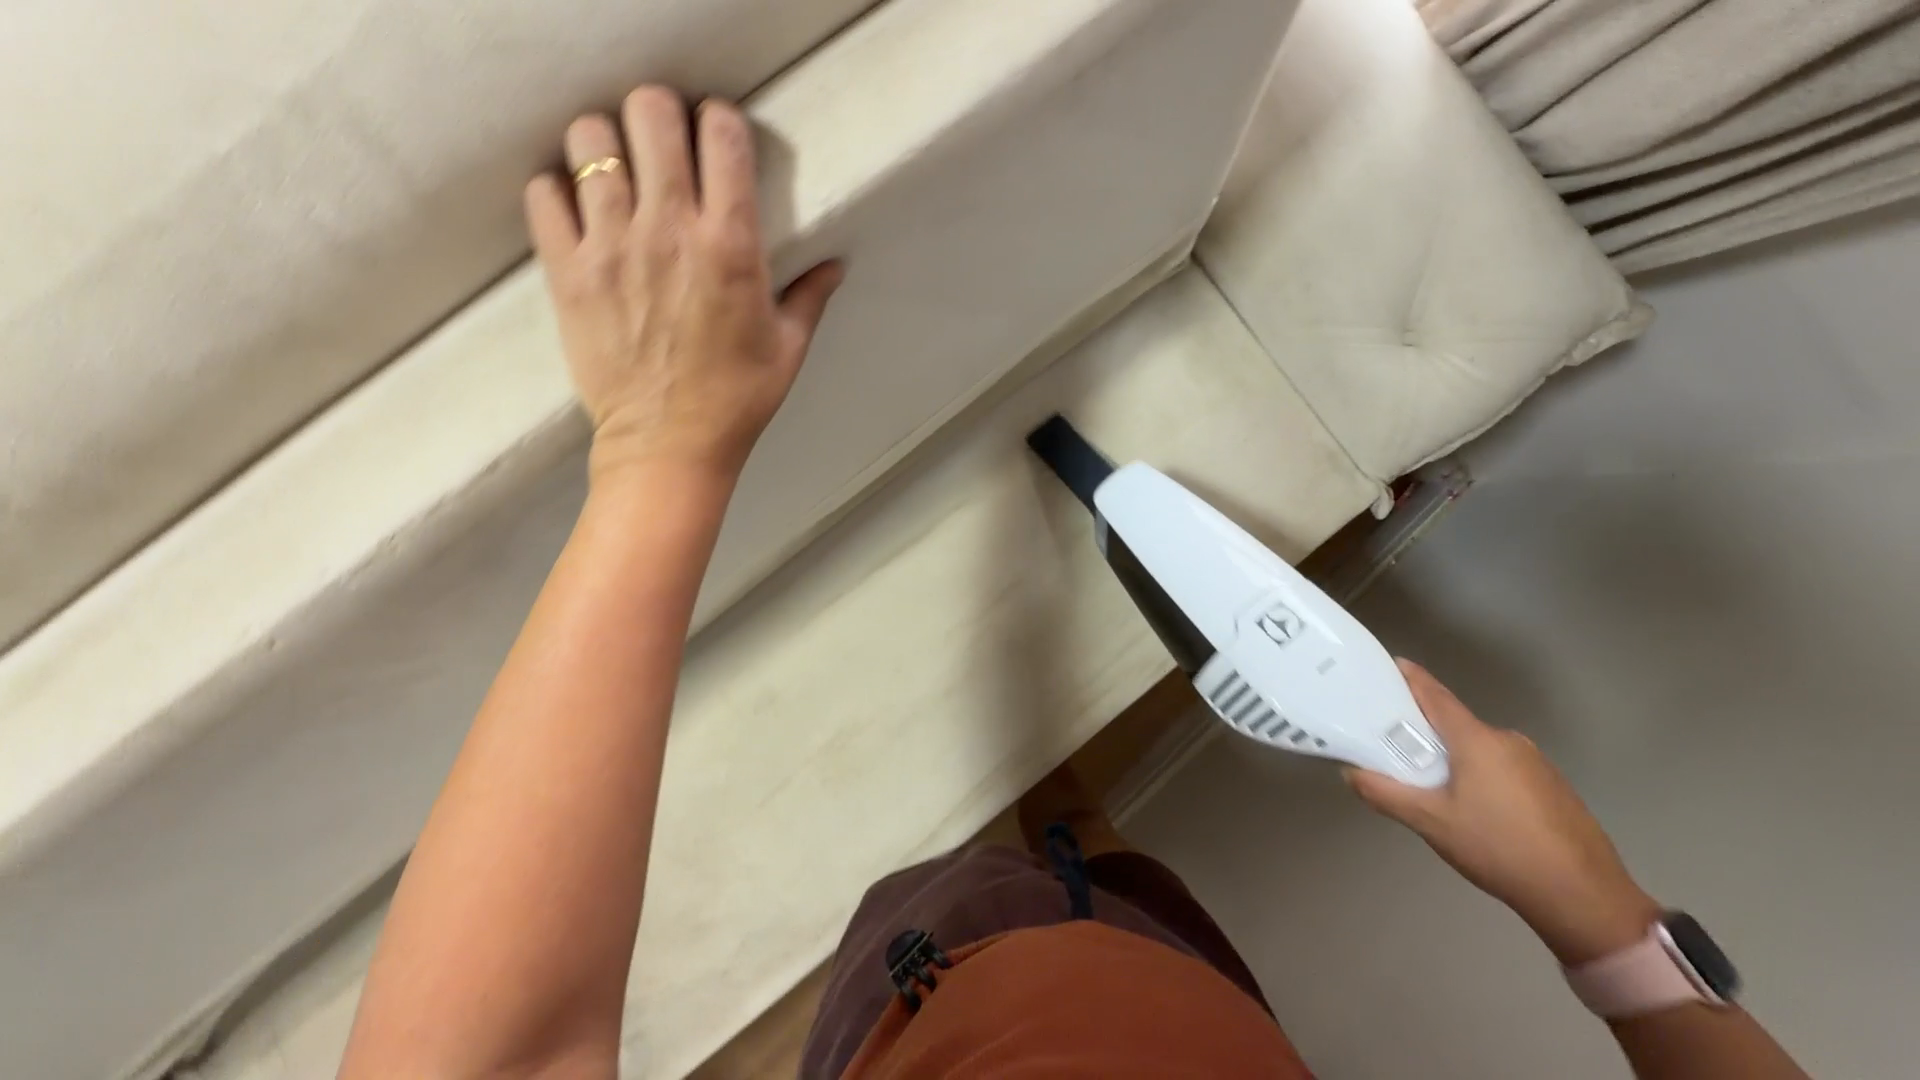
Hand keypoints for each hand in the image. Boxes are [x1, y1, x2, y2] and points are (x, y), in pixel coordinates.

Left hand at [524, 86, 844, 484]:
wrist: (668, 446)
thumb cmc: (737, 400)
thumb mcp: (788, 348)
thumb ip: (810, 295)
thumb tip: (835, 265)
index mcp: (732, 245)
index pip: (722, 134)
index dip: (721, 120)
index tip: (718, 136)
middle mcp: (670, 231)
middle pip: (649, 112)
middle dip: (658, 113)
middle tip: (663, 141)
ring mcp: (612, 248)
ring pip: (589, 139)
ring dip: (604, 142)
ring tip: (616, 169)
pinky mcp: (569, 273)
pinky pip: (544, 194)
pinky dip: (557, 189)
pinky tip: (578, 208)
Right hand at [1347, 660, 1659, 966]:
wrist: (1583, 895)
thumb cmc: (1499, 849)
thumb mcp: (1431, 823)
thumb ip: (1386, 793)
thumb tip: (1351, 772)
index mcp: (1477, 740)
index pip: (1435, 696)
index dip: (1410, 679)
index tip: (1388, 666)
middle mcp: (1507, 741)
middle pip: (1455, 725)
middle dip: (1424, 733)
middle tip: (1393, 751)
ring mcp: (1535, 763)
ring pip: (1478, 750)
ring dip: (1453, 760)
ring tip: (1433, 792)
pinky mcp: (1551, 786)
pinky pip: (1502, 769)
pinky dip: (1480, 777)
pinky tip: (1476, 813)